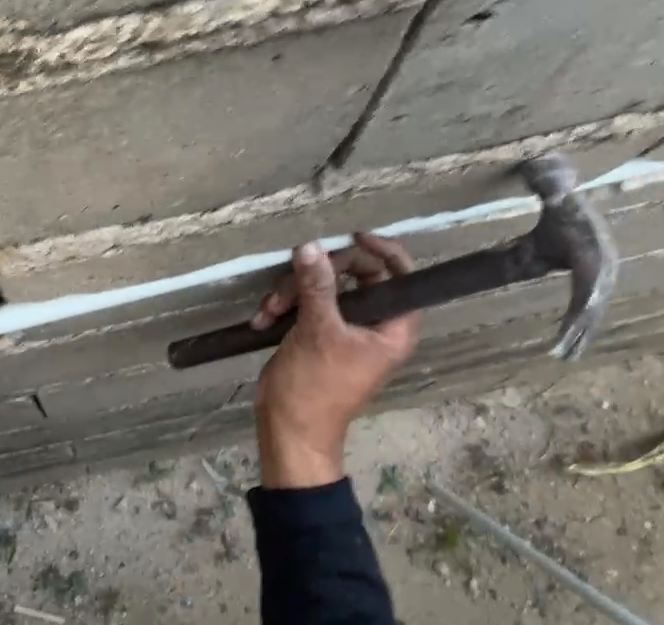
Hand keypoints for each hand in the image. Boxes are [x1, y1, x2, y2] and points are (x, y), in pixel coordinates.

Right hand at [252, 233, 420, 488]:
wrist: (288, 428)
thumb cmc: (317, 387)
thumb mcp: (318, 332)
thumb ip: (316, 287)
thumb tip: (309, 246)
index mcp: (391, 327)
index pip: (401, 275)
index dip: (382, 250)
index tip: (352, 236)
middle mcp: (372, 322)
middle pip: (353, 273)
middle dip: (315, 274)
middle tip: (292, 281)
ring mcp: (342, 325)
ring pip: (321, 284)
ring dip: (291, 291)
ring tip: (270, 309)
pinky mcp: (316, 329)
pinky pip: (303, 300)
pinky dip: (282, 305)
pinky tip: (263, 319)